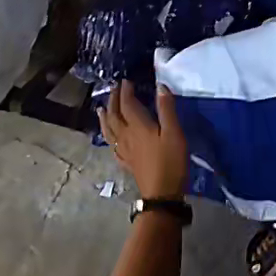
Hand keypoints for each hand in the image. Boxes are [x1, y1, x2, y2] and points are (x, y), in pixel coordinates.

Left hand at [99, 80, 188, 200]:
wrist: (162, 194)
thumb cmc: (171, 161)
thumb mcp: (174, 132)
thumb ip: (166, 109)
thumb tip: (160, 86)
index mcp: (137, 126)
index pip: (127, 104)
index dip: (125, 91)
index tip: (126, 80)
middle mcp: (126, 136)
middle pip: (115, 115)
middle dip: (113, 100)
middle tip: (114, 89)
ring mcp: (124, 150)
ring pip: (109, 130)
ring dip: (105, 117)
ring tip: (101, 109)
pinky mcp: (126, 162)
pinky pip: (112, 146)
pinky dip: (109, 137)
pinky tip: (111, 138)